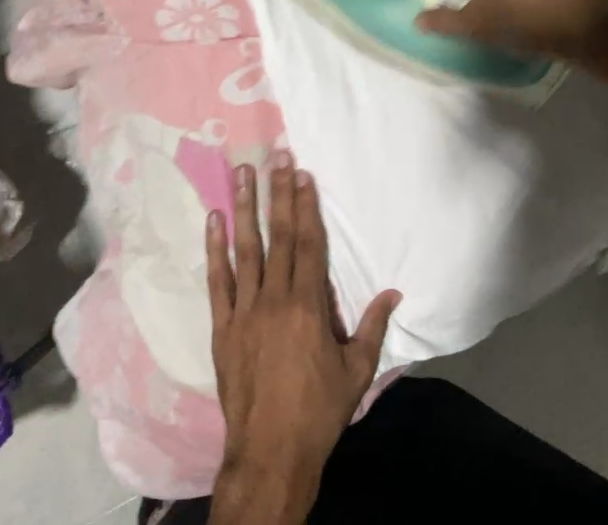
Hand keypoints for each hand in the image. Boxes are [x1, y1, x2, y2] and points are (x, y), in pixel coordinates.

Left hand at [207, 155, 400, 523]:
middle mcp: (275, 299)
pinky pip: (217, 282)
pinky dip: (214, 250)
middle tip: (275, 156)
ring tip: (242, 173)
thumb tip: (395, 292)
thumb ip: (373, 326)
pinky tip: (212, 221)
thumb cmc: (320, 410)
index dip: (307, 206)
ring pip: (245, 250)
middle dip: (278, 194)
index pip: (309, 244)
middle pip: (279, 236)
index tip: (303, 174)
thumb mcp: (357, 370)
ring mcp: (244, 311)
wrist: (271, 450)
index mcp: (309, 306)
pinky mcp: (222, 327)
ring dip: (244, 209)